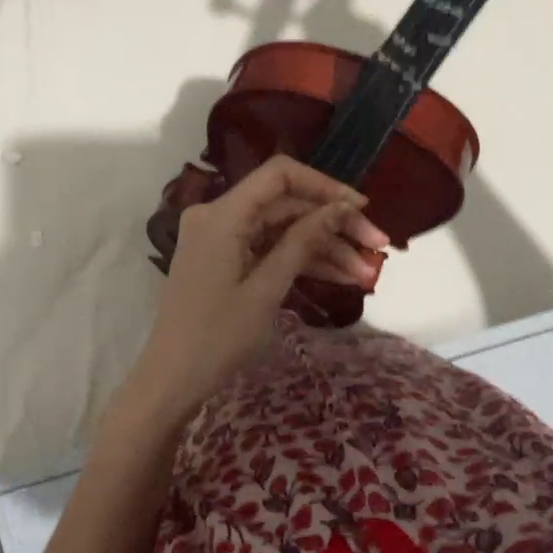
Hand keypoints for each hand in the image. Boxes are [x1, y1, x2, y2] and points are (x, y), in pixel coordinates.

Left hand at [134, 156, 388, 406]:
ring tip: (367, 273)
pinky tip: (341, 277)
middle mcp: (217, 216)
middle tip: (378, 249)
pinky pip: (266, 248)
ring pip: (280, 229)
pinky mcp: (222, 259)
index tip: (362, 209)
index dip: (324, 186)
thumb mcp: (266, 289)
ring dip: (324, 247)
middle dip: (333, 225)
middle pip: (284, 204)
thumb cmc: (218, 336)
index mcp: (221, 215)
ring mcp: (218, 238)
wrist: (173, 377)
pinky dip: (300, 260)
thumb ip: (302, 242)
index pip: (279, 176)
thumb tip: (340, 207)